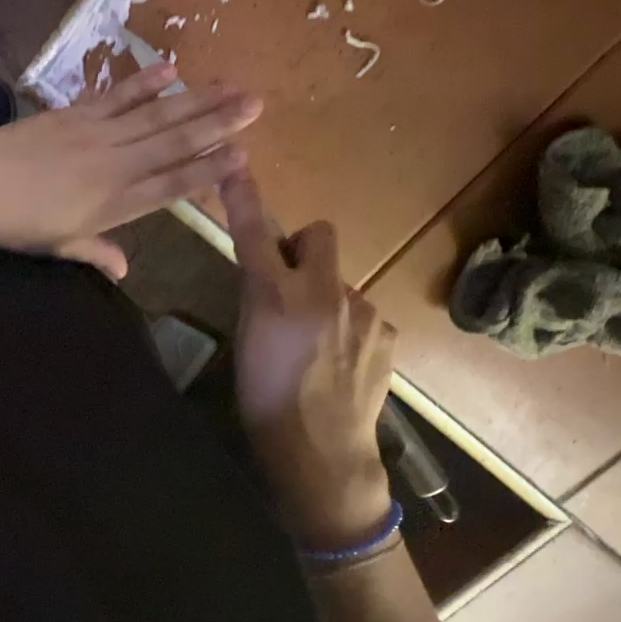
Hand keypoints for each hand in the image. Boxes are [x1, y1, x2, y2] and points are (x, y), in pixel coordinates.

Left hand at [0, 65, 258, 276]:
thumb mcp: (58, 246)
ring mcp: (95, 135)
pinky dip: (144, 82)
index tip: (244, 156)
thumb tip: (125, 271)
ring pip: (155, 116)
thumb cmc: (13, 227)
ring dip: (196, 99)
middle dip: (218, 124)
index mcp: (113, 206)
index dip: (209, 171)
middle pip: (174, 143)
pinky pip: (116, 95)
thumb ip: (96, 252)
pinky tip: (172, 69)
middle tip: (256, 105)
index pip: (172, 186)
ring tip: (232, 85)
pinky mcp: (73, 113)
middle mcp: (113, 167)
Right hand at [219, 170, 395, 549]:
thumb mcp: (245, 342)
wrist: (320, 453)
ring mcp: (362, 311)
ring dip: (324, 299)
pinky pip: (360, 314)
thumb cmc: (264, 402)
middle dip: (302, 247)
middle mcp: (323, 292)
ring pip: (338, 282)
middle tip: (287, 284)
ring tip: (311, 346)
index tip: (234, 168)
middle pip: (319, 234)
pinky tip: (337, 363)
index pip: (256, 234)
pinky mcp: (386, 333)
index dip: (244, 200)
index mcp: (277, 295)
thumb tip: (265, 274)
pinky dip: (347, 328)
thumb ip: (257, 299)